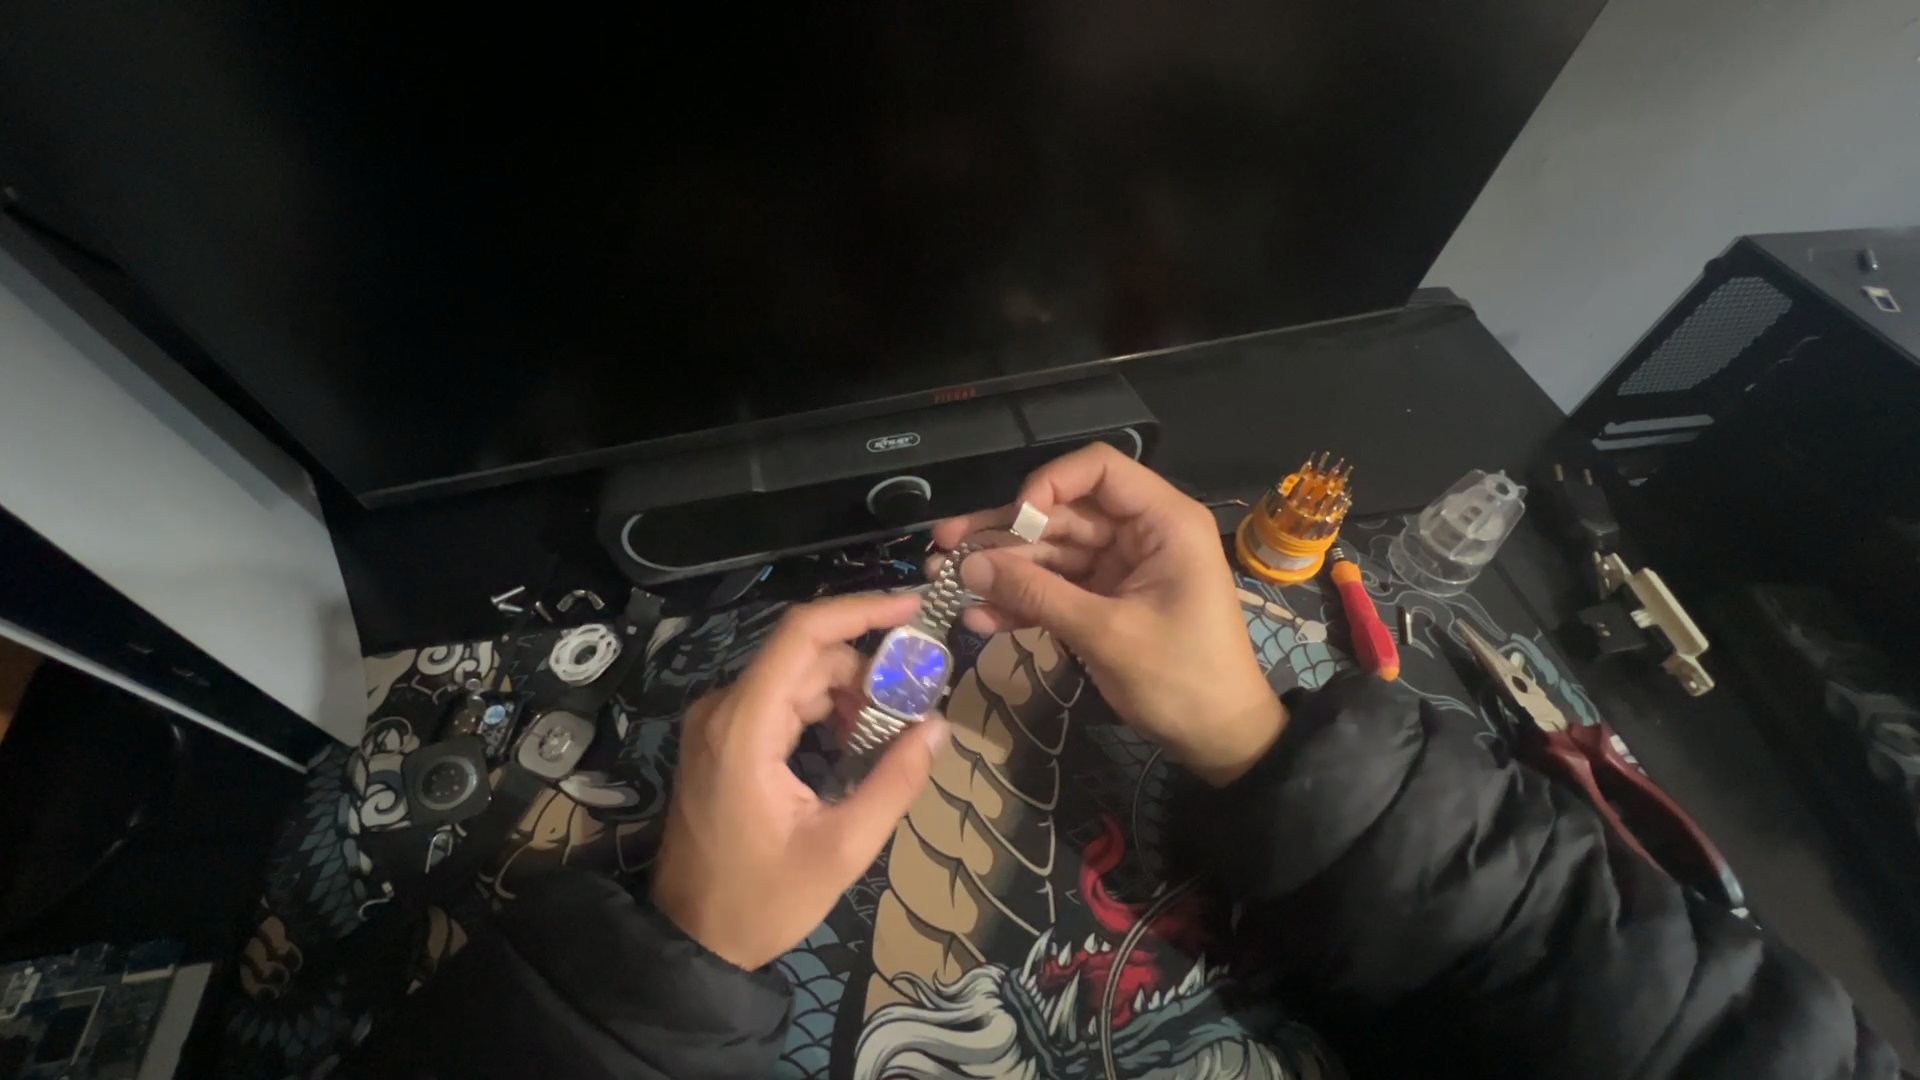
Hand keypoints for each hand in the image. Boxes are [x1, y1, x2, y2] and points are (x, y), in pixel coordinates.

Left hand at [651, 593, 947, 969]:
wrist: (690, 940)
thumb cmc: (761, 901)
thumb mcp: (841, 850)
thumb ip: (894, 783)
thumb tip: (938, 726)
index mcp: (744, 726)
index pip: (802, 633)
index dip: (861, 610)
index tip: (913, 608)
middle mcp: (724, 708)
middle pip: (807, 655)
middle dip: (866, 670)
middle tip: (912, 706)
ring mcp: (719, 720)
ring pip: (797, 674)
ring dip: (848, 692)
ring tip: (885, 734)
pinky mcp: (723, 736)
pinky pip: (782, 698)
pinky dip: (823, 708)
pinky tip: (851, 741)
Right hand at [930, 443, 1282, 785]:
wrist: (1218, 739)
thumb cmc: (1180, 678)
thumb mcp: (1105, 633)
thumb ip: (1036, 593)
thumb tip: (968, 567)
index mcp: (1162, 522)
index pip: (1098, 471)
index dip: (1048, 485)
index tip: (1011, 520)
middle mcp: (1138, 533)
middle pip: (1061, 514)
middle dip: (1004, 535)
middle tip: (944, 548)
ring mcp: (1119, 567)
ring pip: (1050, 553)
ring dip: (1002, 571)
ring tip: (946, 582)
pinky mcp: (1104, 599)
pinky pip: (1056, 588)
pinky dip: (1022, 601)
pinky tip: (980, 618)